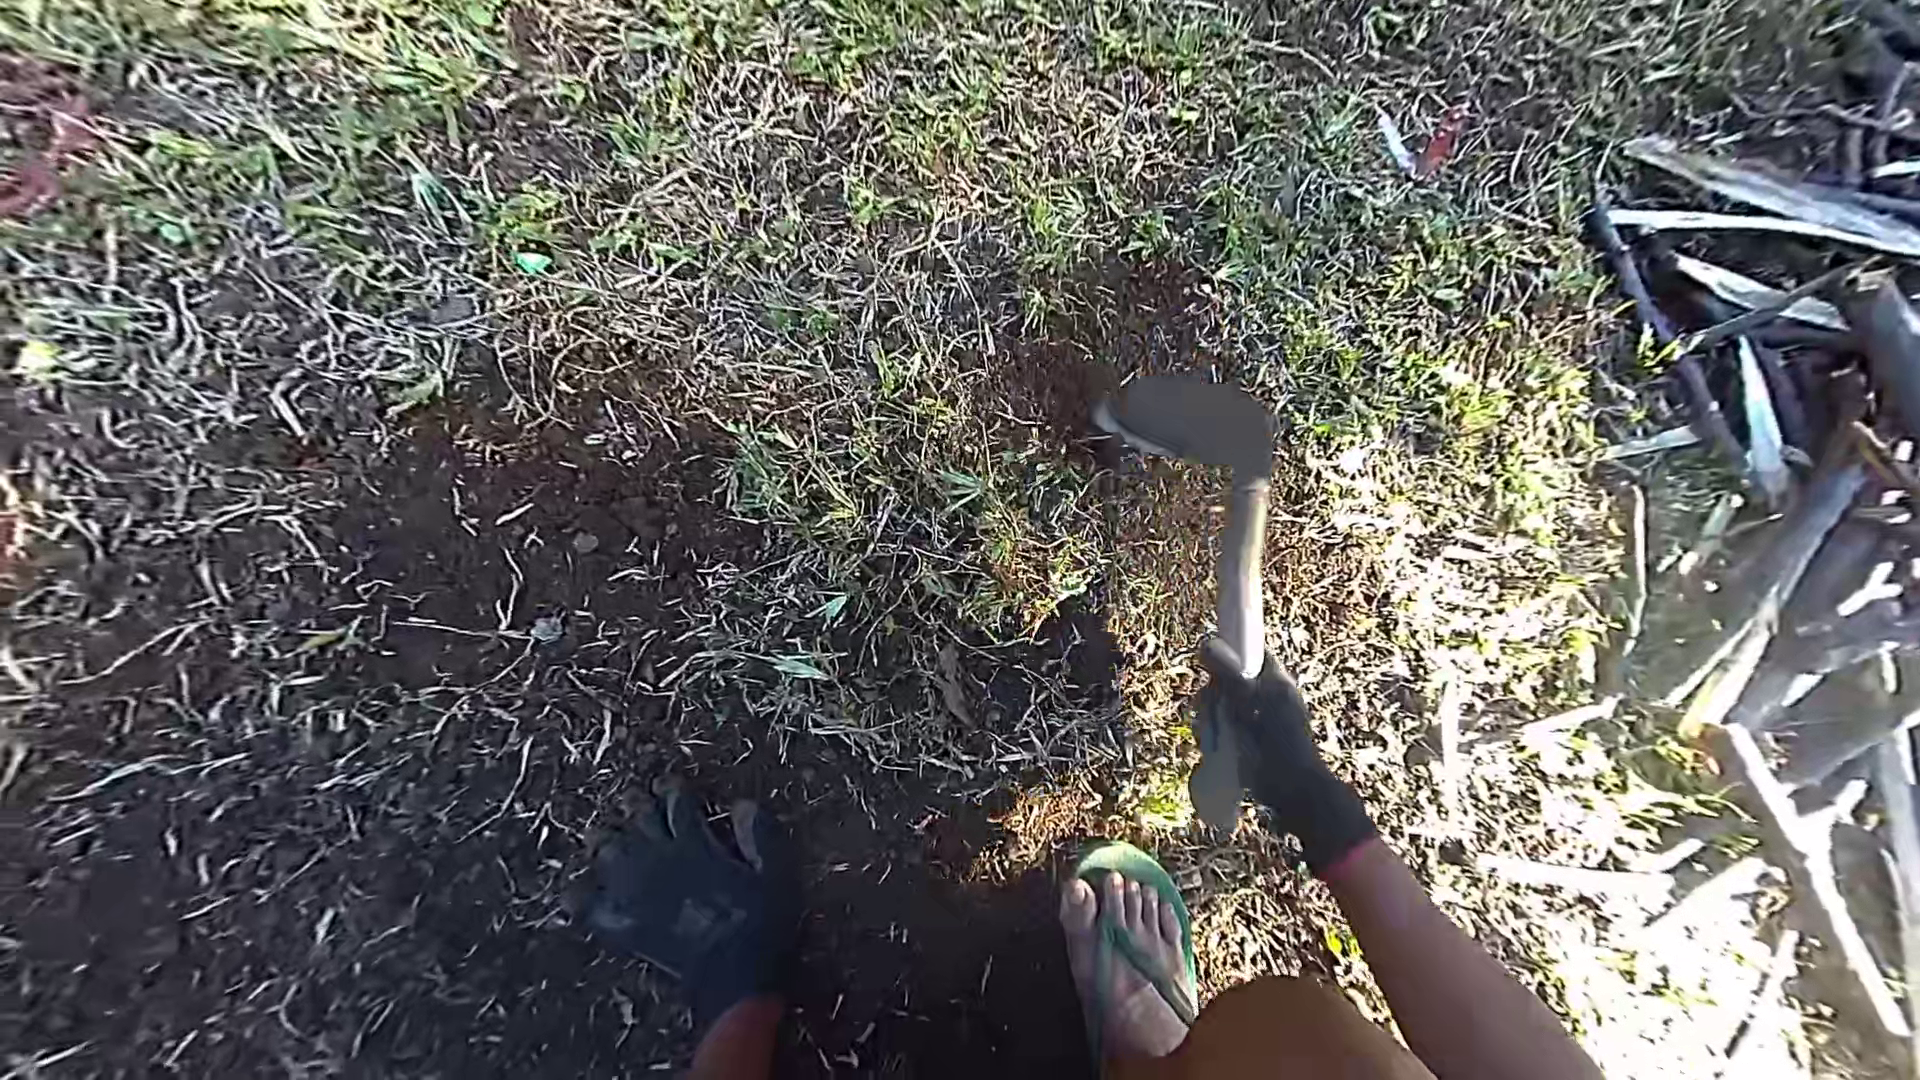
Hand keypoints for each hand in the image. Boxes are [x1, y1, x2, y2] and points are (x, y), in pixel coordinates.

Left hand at [579, 776, 799, 1028]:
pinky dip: (581, 894)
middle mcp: (661, 862)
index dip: (671, 787)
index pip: (678, 804)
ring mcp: (638, 895)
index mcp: (696, 845)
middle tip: (634, 797)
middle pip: (638, 821)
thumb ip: (760, 833)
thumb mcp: (776, 870)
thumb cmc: (760, 919)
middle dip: (635, 804)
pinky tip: (578, 887)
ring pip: (610, 854)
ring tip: (604, 832)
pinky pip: (590, 907)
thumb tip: (741, 804)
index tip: (668, 781)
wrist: (735, 977)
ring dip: (607, 839)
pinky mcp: (625, 927)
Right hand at [1199, 638, 1375, 873]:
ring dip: (1210, 714)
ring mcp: (1256, 718)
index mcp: (1276, 680)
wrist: (1294, 793)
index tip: (1211, 661)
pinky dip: (1214, 731)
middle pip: (1228, 678)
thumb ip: (1228, 672)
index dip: (1230, 651)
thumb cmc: (1277, 742)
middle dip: (1213, 690)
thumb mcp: (1249, 700)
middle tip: (1209, 704)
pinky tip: (1213, 742)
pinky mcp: (1246, 738)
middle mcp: (1266, 695)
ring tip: (1211, 729)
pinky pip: (1221, 725)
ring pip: (1220, 703)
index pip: (1251, 651)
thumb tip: (1205, 642)